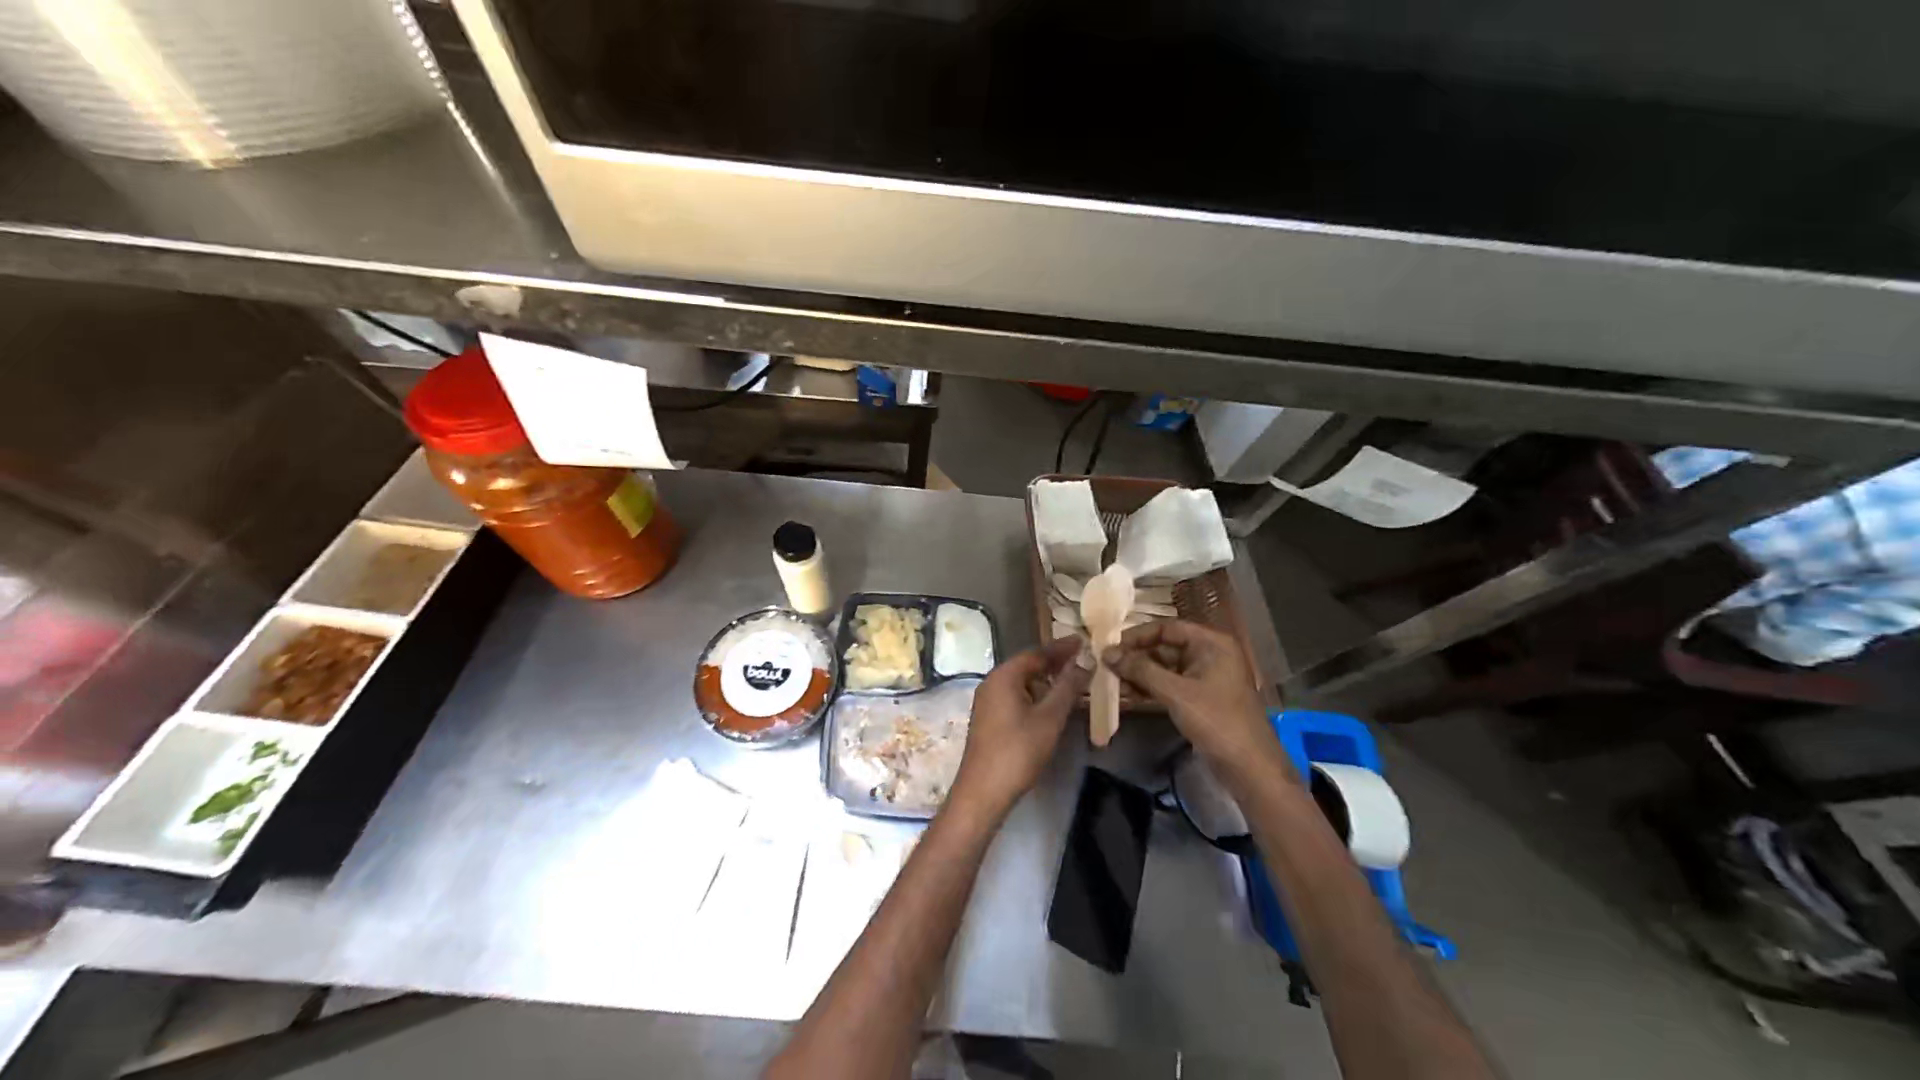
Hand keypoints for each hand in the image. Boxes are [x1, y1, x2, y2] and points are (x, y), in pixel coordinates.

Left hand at [950, 637, 1090, 817]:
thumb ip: (1068, 688)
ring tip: (1071, 681)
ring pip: (1021, 682)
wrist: (983, 791)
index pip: (1036, 653)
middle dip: (1053, 662)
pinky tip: (1050, 705)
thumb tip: (1084, 663)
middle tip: (1081, 660)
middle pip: (1026, 665)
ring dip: (1045, 680)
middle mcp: (992, 683)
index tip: (1082, 642)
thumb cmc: (1018, 751)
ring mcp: (987, 702)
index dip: (1061, 648)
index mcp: (1004, 676)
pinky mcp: (989, 720)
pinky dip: (1034, 695)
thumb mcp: (1050, 718)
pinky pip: (1015, 697)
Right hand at [1102, 620, 1288, 781]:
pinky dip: (1149, 687)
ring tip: (1111, 680)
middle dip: (1135, 656)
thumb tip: (1107, 653)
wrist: (1248, 766)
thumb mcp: (1175, 692)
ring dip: (1139, 673)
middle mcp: (1209, 654)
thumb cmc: (1216, 720)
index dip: (1137, 636)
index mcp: (1212, 643)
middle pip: (1164, 646)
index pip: (1167, 628)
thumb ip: (1140, 670)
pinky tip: (1126, 694)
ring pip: (1164, 667)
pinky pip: (1169, 684)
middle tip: (1106, 666)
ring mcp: (1205, 677)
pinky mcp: (1199, 698)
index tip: (1111, 647)